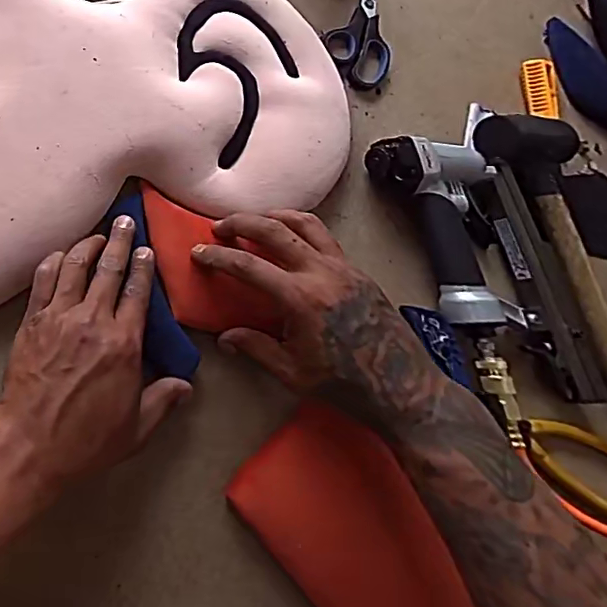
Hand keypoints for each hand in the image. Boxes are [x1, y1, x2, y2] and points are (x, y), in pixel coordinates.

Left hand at [0, 216, 191, 493]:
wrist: (30, 442)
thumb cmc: (85, 440)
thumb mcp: (136, 428)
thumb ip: (162, 400)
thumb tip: (184, 385)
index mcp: (123, 343)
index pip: (138, 292)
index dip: (143, 265)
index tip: (146, 249)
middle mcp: (92, 321)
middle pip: (109, 269)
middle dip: (120, 240)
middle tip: (125, 221)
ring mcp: (58, 317)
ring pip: (75, 266)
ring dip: (88, 245)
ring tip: (97, 234)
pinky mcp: (32, 321)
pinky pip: (43, 280)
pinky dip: (53, 261)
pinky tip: (60, 255)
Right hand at [192, 211, 448, 429]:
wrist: (407, 390)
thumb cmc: (348, 386)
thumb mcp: (292, 373)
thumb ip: (255, 347)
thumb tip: (226, 337)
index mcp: (301, 299)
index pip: (248, 265)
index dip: (218, 256)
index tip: (200, 252)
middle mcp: (322, 274)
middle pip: (273, 229)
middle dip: (240, 222)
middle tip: (219, 227)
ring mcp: (344, 268)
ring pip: (304, 223)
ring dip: (273, 216)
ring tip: (254, 221)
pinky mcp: (358, 271)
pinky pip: (325, 237)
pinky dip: (300, 228)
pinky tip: (290, 238)